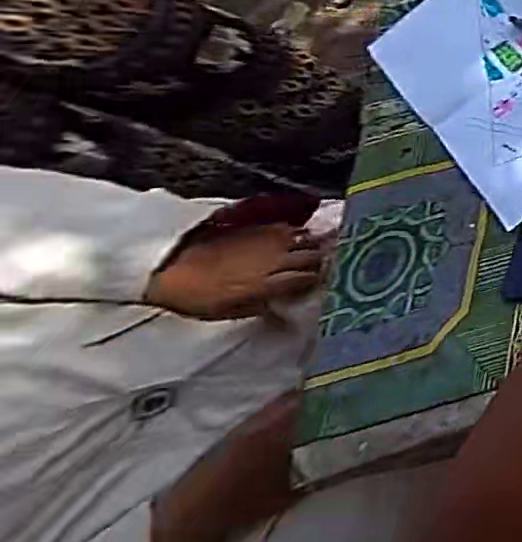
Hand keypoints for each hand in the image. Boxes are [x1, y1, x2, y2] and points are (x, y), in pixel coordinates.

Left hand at [145, 198, 329, 319]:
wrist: (166, 270)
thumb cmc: (194, 298)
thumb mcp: (225, 312)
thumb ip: (261, 306)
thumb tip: (288, 305)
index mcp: (266, 284)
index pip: (308, 279)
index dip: (321, 280)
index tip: (330, 281)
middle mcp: (275, 261)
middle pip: (313, 257)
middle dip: (326, 260)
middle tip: (336, 262)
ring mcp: (270, 242)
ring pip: (308, 240)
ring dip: (320, 244)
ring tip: (330, 246)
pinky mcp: (262, 229)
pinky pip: (293, 229)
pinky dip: (304, 233)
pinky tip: (307, 236)